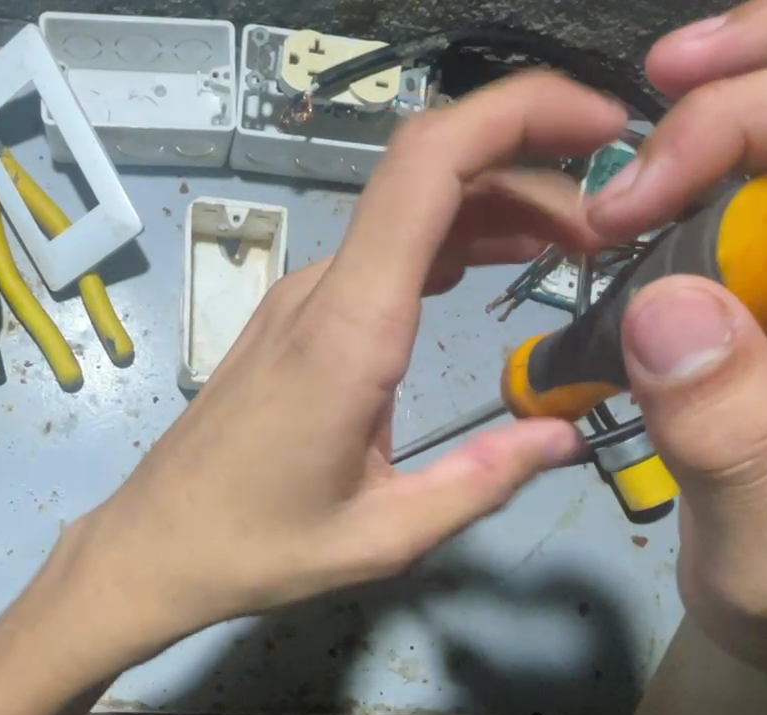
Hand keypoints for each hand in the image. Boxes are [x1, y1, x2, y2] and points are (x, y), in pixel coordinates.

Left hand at [63, 72, 629, 659]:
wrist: (156, 545)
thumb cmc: (256, 547)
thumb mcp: (381, 536)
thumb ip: (479, 483)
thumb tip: (563, 435)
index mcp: (348, 332)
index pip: (428, 166)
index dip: (520, 115)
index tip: (603, 127)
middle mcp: (321, 294)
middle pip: (431, 176)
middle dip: (532, 171)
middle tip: (611, 224)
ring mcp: (300, 302)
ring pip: (407, 214)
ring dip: (494, 209)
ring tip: (573, 247)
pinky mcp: (291, 322)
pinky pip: (379, 256)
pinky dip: (447, 244)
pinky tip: (493, 269)